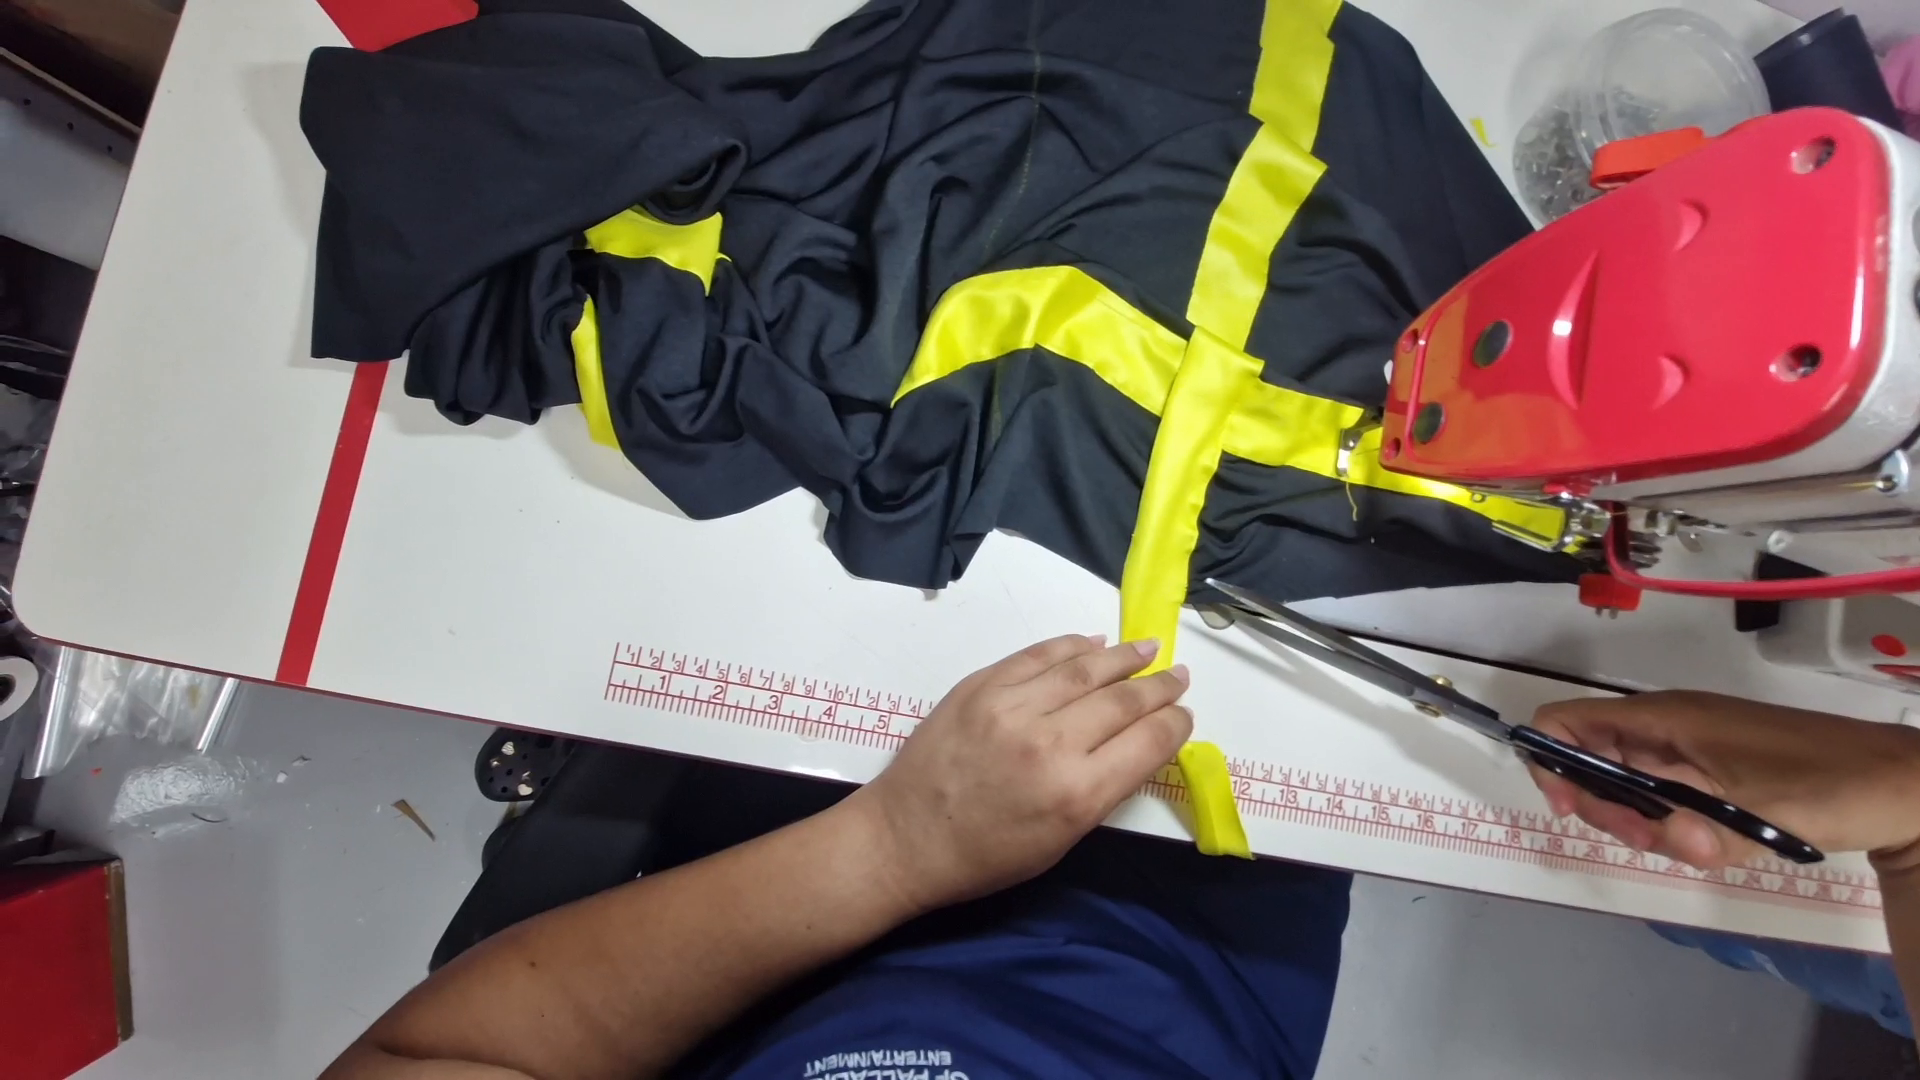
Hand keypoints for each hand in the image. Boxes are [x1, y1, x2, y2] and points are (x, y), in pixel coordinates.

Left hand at [845, 635, 1192, 912]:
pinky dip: (1069, 645)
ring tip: (1147, 648)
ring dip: (1121, 656)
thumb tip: (1134, 743)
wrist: (907, 836)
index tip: (1185, 713)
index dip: (1174, 724)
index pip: (1147, 743)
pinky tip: (1091, 642)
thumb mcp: (1060, 841)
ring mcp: (1011, 706)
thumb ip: (1101, 789)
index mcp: (1077, 794)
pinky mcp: (981, 685)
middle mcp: (1050, 743)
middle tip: (1178, 674)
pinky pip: (1036, 655)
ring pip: (1082, 668)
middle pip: (1121, 701)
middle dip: (1157, 686)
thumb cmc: (987, 856)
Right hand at [1527, 691, 1919, 873]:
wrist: (1912, 785)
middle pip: (1585, 756)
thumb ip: (1711, 832)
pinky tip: (1697, 841)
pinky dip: (1660, 819)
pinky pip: (1653, 790)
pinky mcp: (1701, 770)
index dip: (1549, 759)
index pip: (1564, 721)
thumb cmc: (1837, 783)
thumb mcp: (1775, 812)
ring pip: (1618, 778)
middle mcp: (1659, 728)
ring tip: (1680, 846)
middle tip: (1641, 840)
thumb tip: (1673, 843)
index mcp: (1660, 719)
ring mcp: (1680, 749)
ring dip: (1631, 816)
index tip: (1568, 806)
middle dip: (1597, 801)